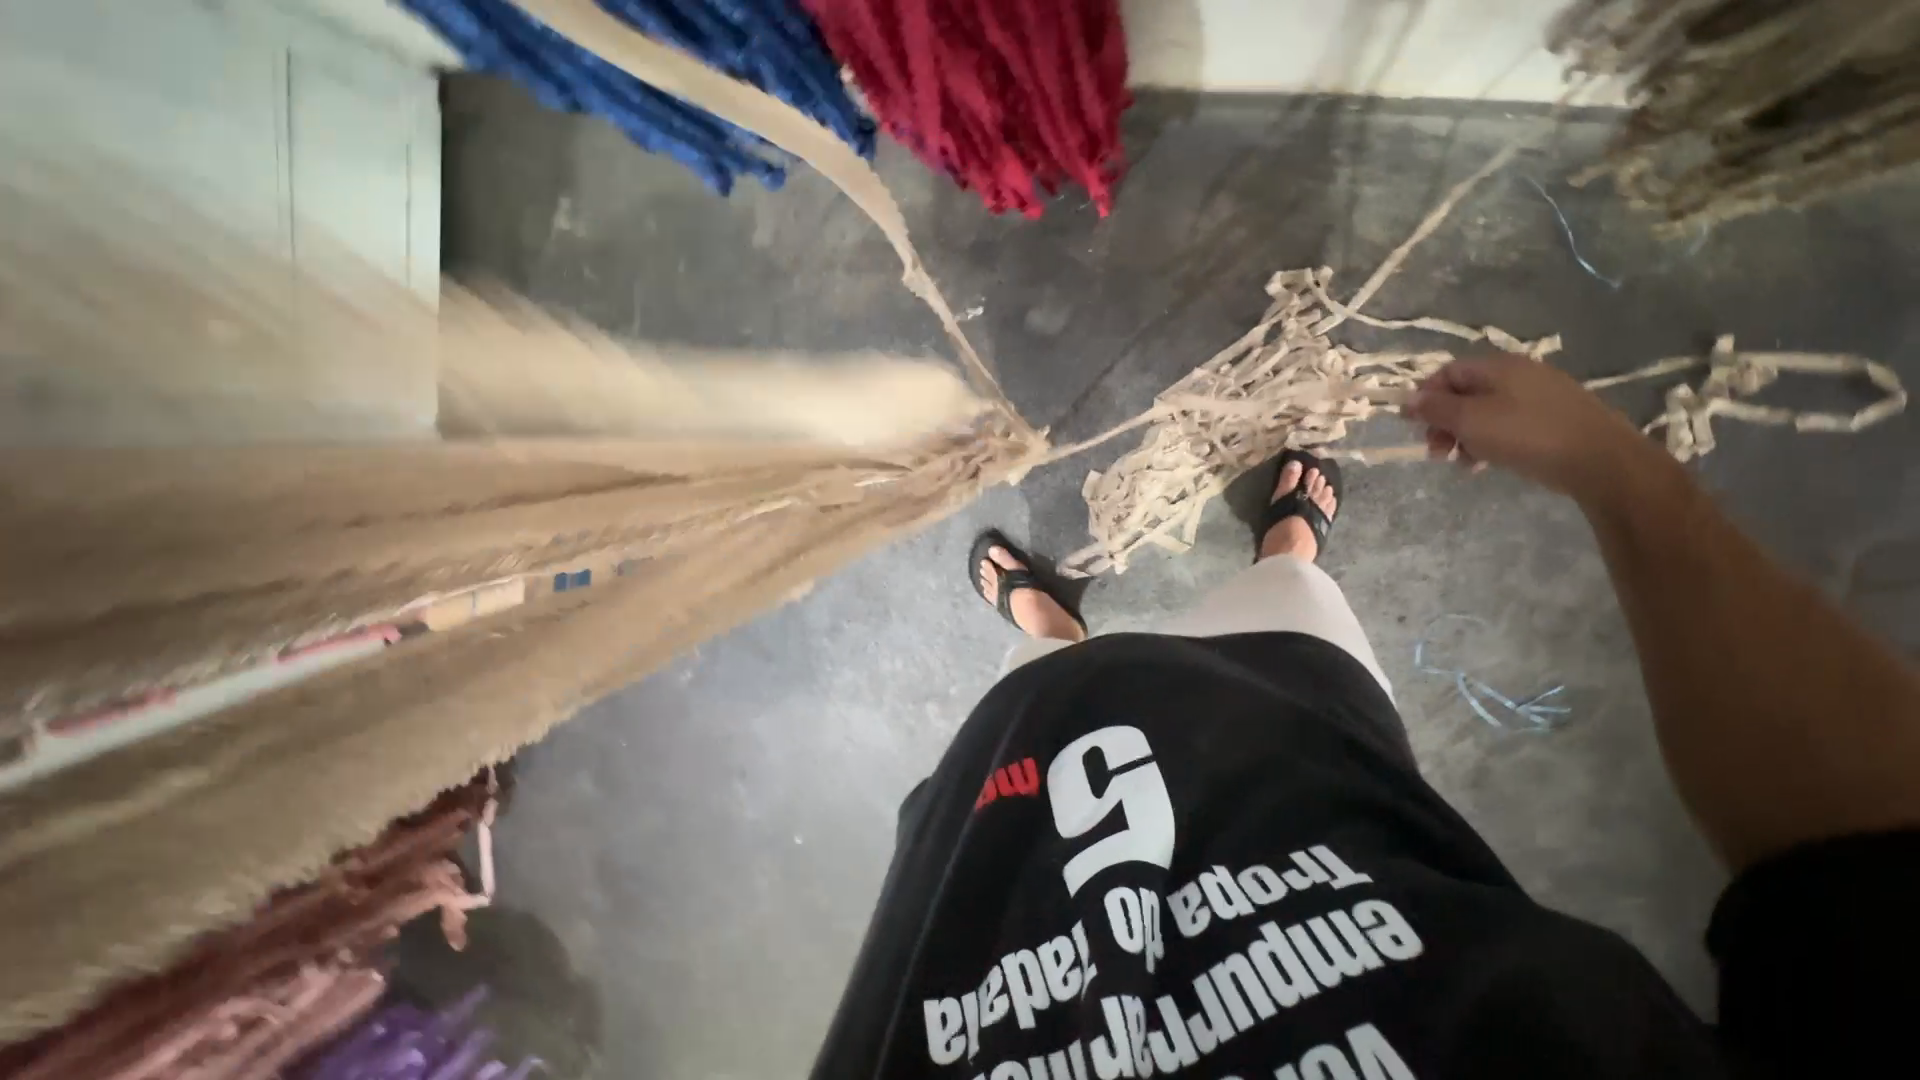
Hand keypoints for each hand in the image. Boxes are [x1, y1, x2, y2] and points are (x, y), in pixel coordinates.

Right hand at [1404, 350, 1658, 502]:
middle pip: (1465, 393)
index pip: (1447, 372)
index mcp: (1499, 367)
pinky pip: (1508, 424)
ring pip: (1485, 412)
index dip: (1425, 396)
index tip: (1412, 425)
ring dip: (1464, 436)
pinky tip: (1486, 464)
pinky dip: (1490, 441)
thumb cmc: (1527, 434)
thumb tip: (1409, 399)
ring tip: (1461, 463)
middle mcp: (1519, 374)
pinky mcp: (1552, 419)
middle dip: (1443, 422)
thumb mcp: (1471, 420)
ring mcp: (1539, 396)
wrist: (1600, 459)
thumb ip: (1436, 408)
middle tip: (1436, 451)